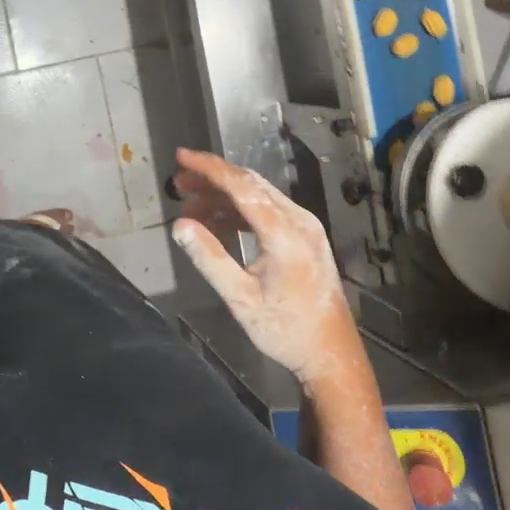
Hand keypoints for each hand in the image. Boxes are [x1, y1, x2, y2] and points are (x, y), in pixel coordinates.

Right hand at [170, 149, 359, 384]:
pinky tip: (218, 223)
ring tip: (191, 205)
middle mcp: (299, 220)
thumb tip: (180, 225)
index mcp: (285, 233)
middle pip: (250, 184)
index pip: (242, 186)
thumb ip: (209, 258)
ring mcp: (306, 227)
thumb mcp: (240, 298)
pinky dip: (240, 210)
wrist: (330, 352)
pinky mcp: (306, 236)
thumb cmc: (285, 329)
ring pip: (259, 195)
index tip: (181, 157)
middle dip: (212, 179)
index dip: (209, 168)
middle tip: (179, 183)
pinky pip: (269, 210)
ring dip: (224, 196)